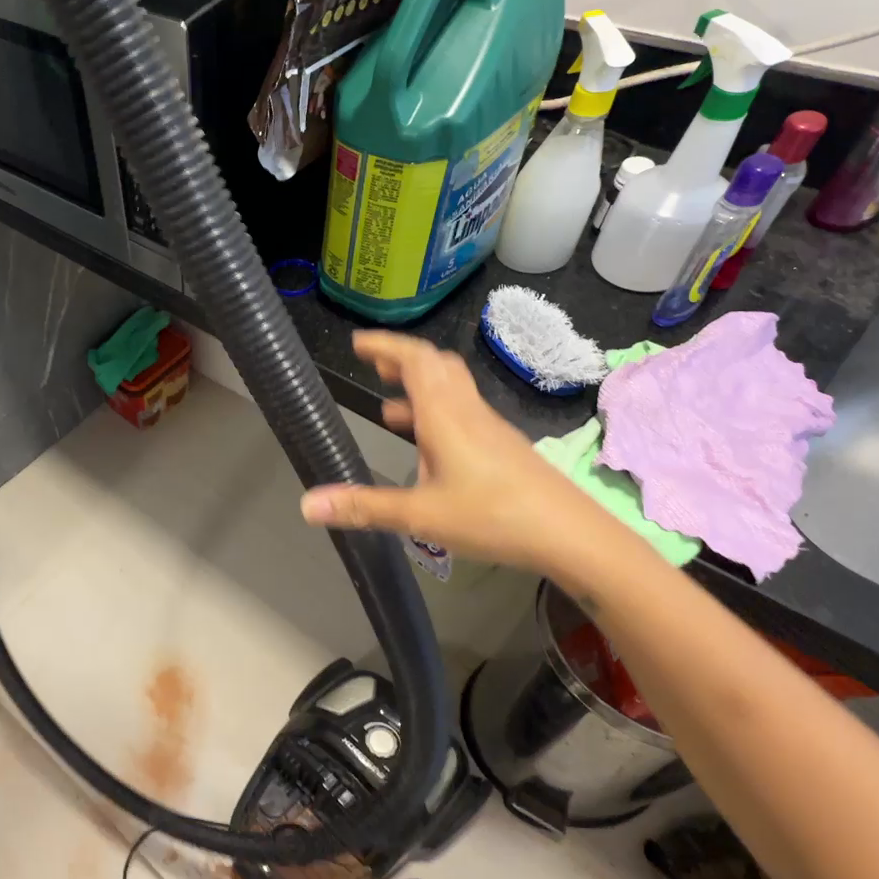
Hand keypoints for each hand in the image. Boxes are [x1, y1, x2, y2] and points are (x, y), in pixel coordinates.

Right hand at [299, 331, 622, 576]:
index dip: (386, 347)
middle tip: (373, 366)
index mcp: (445, 417)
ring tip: (388, 406)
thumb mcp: (419, 516)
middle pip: (437, 367)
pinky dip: (436, 414)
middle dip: (403, 361)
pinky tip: (426, 448)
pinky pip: (463, 415)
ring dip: (420, 388)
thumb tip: (307, 505)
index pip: (415, 362)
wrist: (570, 535)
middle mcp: (468, 413)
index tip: (358, 343)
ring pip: (452, 391)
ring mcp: (490, 430)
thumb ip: (363, 507)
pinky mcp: (502, 448)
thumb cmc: (493, 517)